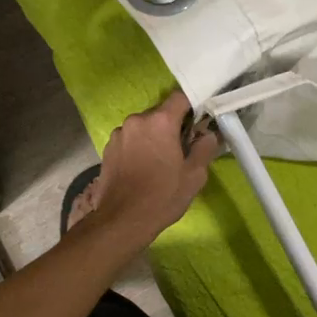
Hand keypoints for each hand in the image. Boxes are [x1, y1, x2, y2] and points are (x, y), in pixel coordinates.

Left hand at [81, 90, 220, 249]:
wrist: (121, 219)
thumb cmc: (162, 196)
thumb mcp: (194, 175)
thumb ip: (205, 148)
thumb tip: (207, 134)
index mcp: (160, 122)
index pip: (180, 97)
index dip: (192, 107)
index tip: (198, 122)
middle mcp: (137, 120)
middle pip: (160, 113)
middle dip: (172, 126)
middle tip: (181, 148)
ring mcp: (119, 133)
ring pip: (144, 127)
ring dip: (153, 137)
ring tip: (159, 162)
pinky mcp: (108, 147)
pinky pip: (130, 139)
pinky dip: (138, 146)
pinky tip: (142, 168)